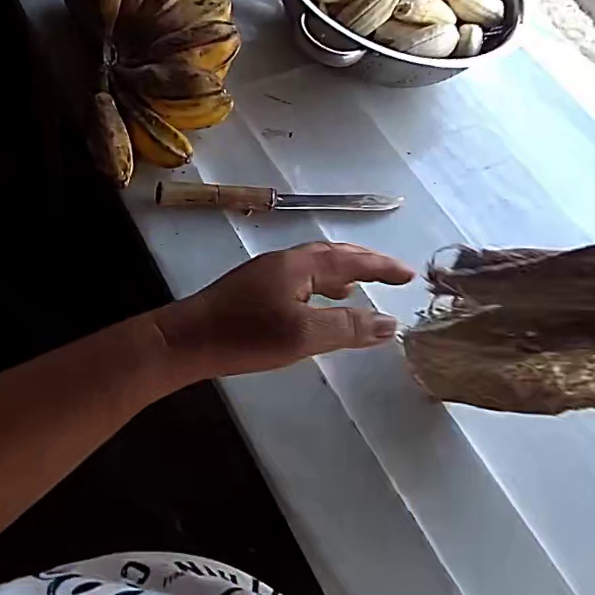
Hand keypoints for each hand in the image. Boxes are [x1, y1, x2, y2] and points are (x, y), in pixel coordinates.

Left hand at [155, 242, 415, 379]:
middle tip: (391, 273)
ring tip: (359, 287)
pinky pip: (299, 279)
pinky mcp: (252, 290)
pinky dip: (319, 286)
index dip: (382, 266)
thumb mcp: (302, 335)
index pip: (351, 259)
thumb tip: (390, 324)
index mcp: (299, 265)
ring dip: (341, 272)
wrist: (185, 340)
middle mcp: (284, 261)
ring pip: (314, 266)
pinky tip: (316, 303)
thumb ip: (348, 327)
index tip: (409, 274)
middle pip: (333, 254)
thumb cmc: (245, 336)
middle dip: (364, 262)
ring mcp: (265, 274)